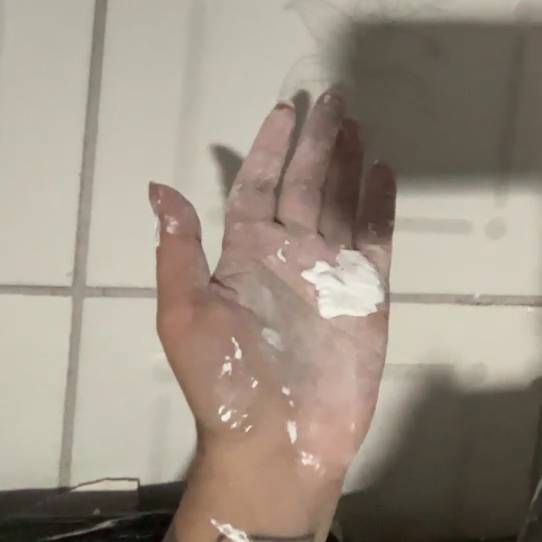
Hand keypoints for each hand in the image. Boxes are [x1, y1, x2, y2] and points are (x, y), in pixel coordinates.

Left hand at [150, 92, 395, 488]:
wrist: (279, 443)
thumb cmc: (226, 383)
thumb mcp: (186, 315)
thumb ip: (179, 251)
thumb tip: (158, 187)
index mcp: (247, 253)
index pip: (259, 185)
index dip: (270, 148)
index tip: (284, 110)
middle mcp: (291, 250)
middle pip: (306, 182)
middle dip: (318, 141)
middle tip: (334, 99)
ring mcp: (332, 267)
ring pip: (341, 199)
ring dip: (348, 162)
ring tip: (358, 125)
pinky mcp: (367, 288)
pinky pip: (376, 235)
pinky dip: (380, 202)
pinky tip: (383, 172)